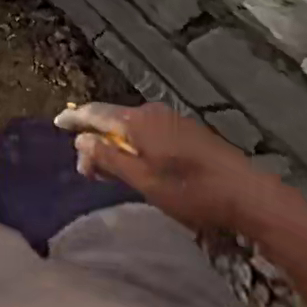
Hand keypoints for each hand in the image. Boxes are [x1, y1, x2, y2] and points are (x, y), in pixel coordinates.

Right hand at [55, 102, 285, 232]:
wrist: (248, 195)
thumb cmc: (192, 192)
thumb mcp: (144, 181)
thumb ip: (110, 159)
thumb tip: (81, 142)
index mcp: (138, 121)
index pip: (96, 113)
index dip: (75, 118)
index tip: (57, 122)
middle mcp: (151, 112)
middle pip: (113, 120)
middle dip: (96, 140)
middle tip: (87, 170)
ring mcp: (170, 119)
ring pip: (131, 127)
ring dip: (116, 146)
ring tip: (109, 171)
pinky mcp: (185, 131)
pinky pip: (148, 132)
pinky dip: (134, 145)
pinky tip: (137, 165)